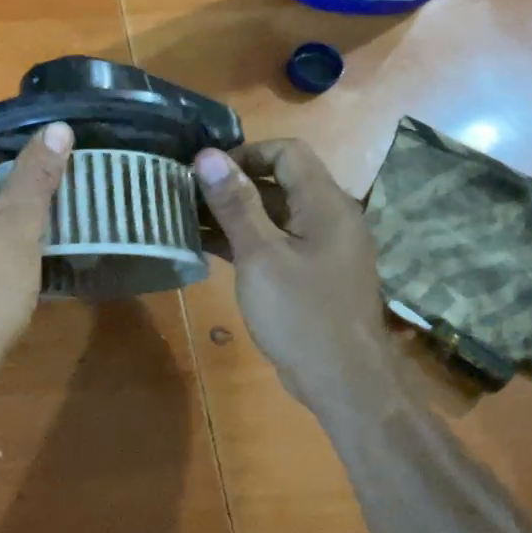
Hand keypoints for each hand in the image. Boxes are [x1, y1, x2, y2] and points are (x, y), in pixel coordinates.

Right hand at [193, 140, 397, 412]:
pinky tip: (208, 248)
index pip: (287, 152)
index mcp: (325, 204)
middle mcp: (330, 217)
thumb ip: (235, 204)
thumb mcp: (260, 255)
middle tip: (187, 196)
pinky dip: (246, 239)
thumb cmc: (301, 313)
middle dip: (232, 184)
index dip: (245, 154)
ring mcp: (323, 247)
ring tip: (187, 220)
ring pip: (275, 213)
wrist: (344, 380)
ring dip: (234, 214)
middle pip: (279, 180)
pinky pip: (277, 241)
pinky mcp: (313, 272)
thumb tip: (208, 156)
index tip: (206, 175)